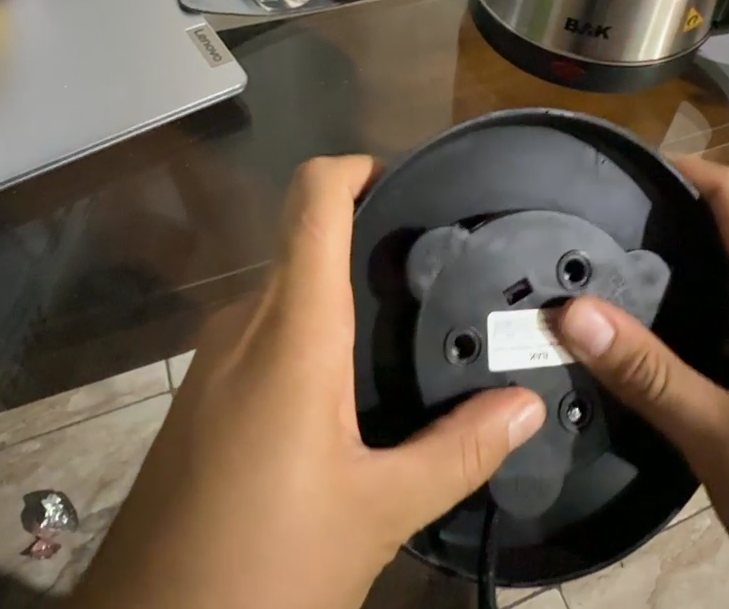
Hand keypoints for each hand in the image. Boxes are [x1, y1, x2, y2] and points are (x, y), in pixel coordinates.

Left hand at [72, 156, 546, 608]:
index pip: (314, 199)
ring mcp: (214, 357)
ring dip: (339, 296)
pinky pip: (264, 334)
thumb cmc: (265, 562)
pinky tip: (347, 394)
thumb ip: (457, 450)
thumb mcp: (377, 511)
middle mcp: (246, 322)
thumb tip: (526, 406)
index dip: (358, 167)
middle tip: (435, 276)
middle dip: (367, 241)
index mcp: (292, 328)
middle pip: (305, 239)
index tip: (407, 181)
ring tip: (403, 335)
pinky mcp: (201, 393)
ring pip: (286, 291)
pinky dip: (310, 334)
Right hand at [554, 157, 728, 608]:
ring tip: (580, 269)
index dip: (675, 168)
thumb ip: (652, 376)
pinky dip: (668, 320)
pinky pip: (715, 328)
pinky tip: (622, 335)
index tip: (606, 167)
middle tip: (570, 224)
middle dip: (649, 220)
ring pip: (712, 284)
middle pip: (717, 233)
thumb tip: (570, 311)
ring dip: (655, 273)